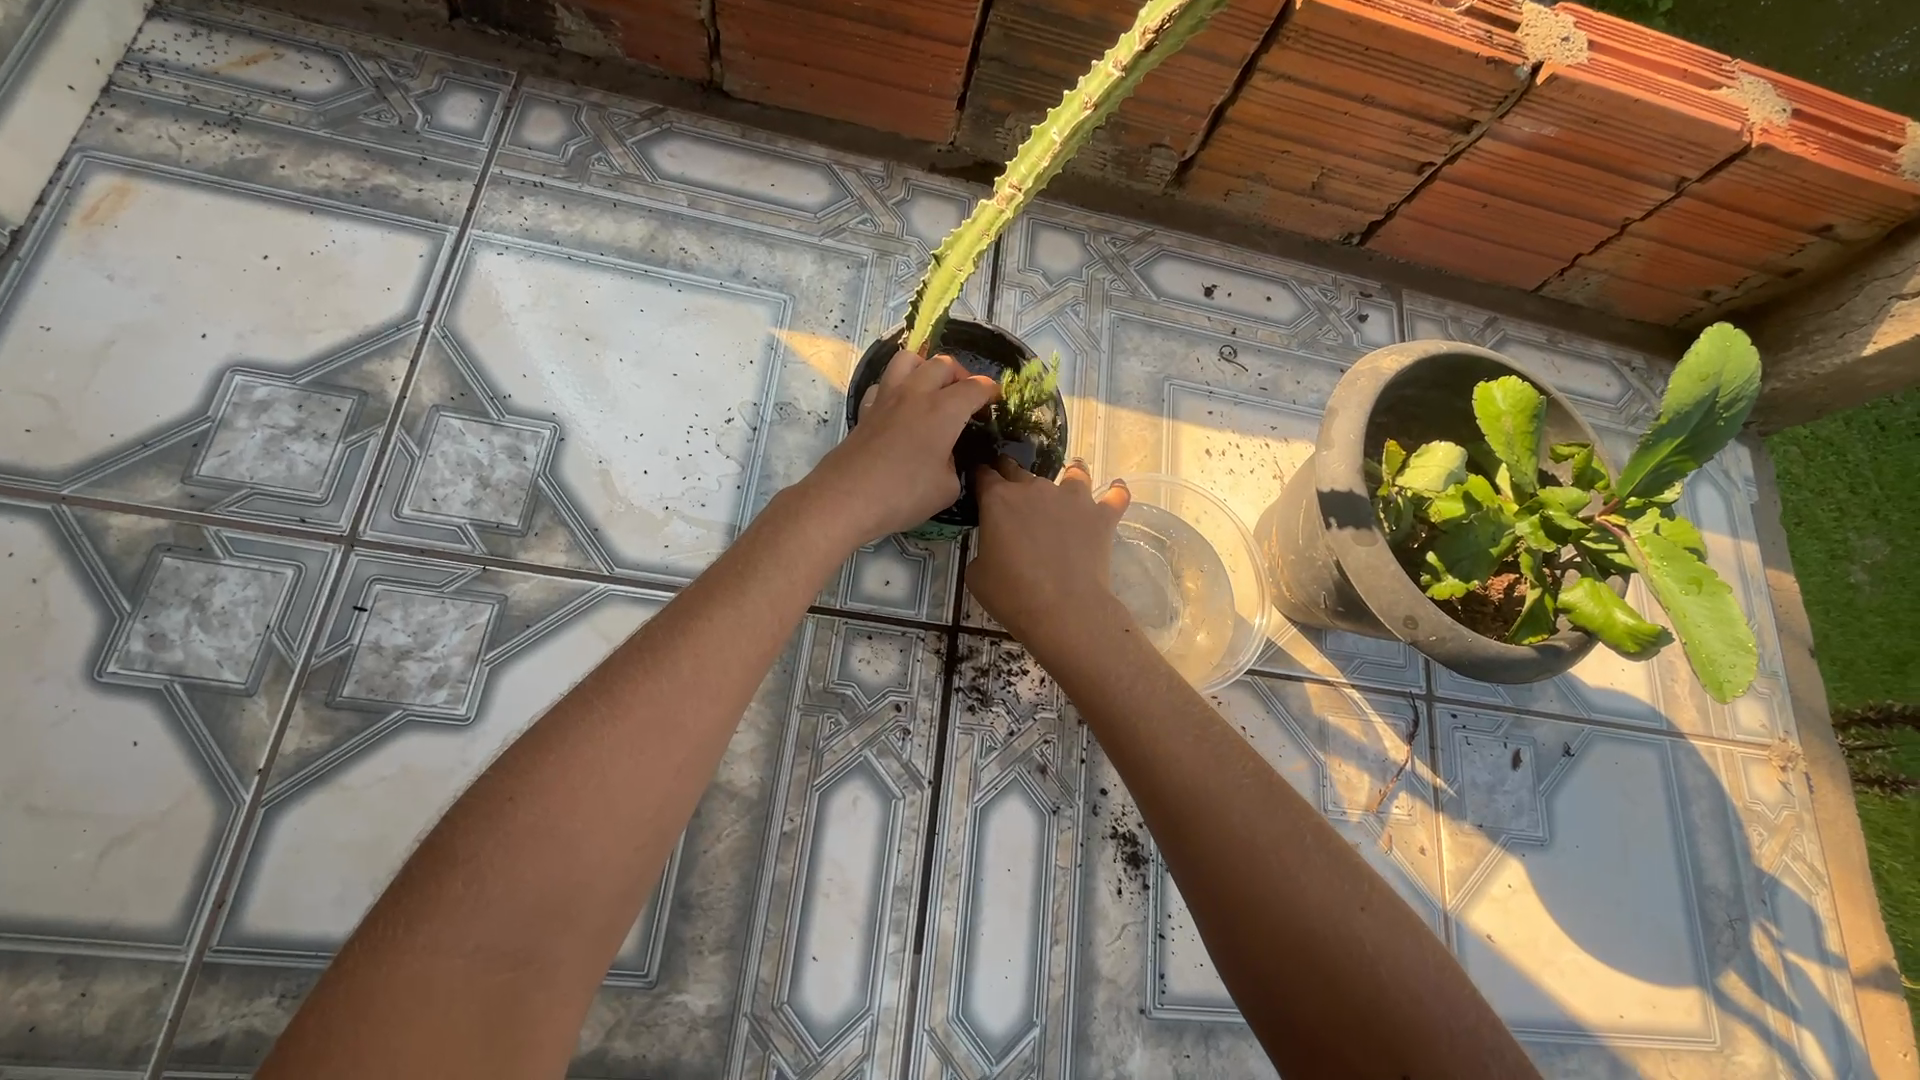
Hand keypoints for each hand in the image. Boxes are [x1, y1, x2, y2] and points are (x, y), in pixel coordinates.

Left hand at [801, 347, 998, 545]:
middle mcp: (916, 393)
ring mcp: (887, 398)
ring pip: (909, 359)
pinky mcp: (866, 409)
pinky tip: (900, 408)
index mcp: (944, 410)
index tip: (994, 402)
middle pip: (943, 363)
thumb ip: (955, 465)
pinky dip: (897, 387)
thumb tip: (947, 457)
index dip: (990, 392)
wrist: (846, 498)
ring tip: (932, 390)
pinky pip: (885, 383)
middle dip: (961, 375)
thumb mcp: (947, 489)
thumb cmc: (903, 495)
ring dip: (926, 367)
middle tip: (966, 398)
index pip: (975, 387)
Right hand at [969, 458, 1131, 646]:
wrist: (1062, 610)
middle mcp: (1034, 489)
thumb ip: (983, 547)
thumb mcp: (976, 573)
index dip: (980, 476)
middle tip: (1011, 483)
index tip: (980, 480)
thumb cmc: (1011, 594)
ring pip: (1072, 472)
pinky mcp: (1101, 515)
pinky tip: (1117, 488)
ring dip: (1070, 472)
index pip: (984, 475)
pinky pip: (1115, 496)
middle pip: (1019, 469)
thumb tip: (995, 544)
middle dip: (1011, 472)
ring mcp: (1071, 499)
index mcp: (998, 499)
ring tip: (1072, 473)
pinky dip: (1116, 492)